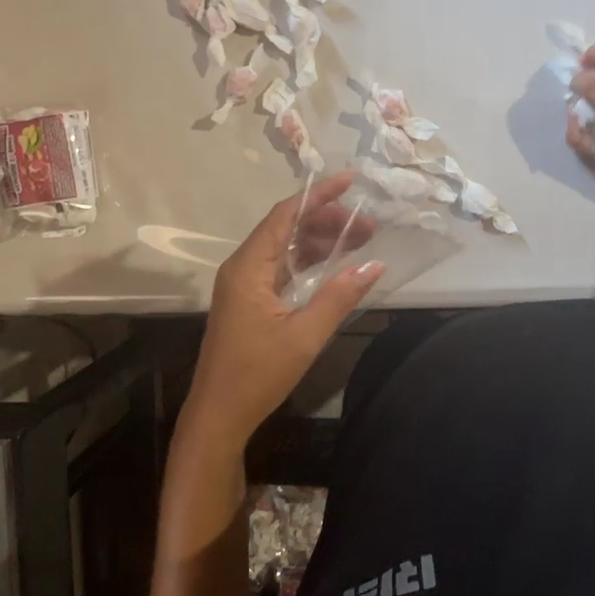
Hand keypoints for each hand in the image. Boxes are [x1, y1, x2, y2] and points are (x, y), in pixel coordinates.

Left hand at [186, 172, 384, 443]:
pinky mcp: (249, 302)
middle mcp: (242, 268)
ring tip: (360, 240)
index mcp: (248, 268)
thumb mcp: (305, 336)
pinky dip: (307, 262)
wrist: (219, 414)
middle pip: (286, 228)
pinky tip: (334, 265)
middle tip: (368, 224)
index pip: (285, 215)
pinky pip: (280, 268)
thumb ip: (339, 297)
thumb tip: (375, 264)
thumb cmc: (258, 375)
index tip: (351, 181)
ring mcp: (244, 285)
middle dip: (326, 220)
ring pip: (284, 248)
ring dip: (319, 241)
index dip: (318, 195)